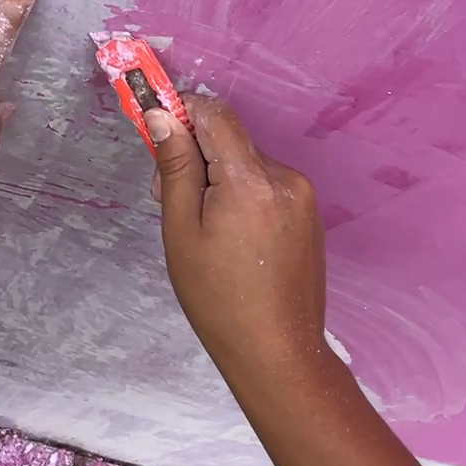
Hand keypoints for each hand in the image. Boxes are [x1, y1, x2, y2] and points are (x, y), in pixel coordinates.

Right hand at [147, 96, 329, 381]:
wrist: (278, 354)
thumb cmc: (217, 297)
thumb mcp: (181, 229)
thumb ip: (175, 166)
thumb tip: (162, 116)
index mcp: (250, 180)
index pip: (214, 114)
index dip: (182, 110)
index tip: (157, 127)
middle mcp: (284, 178)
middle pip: (228, 138)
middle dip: (194, 152)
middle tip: (170, 195)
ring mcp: (301, 196)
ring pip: (244, 160)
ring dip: (216, 174)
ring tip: (202, 224)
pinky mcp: (308, 213)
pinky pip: (263, 182)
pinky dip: (239, 191)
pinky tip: (230, 233)